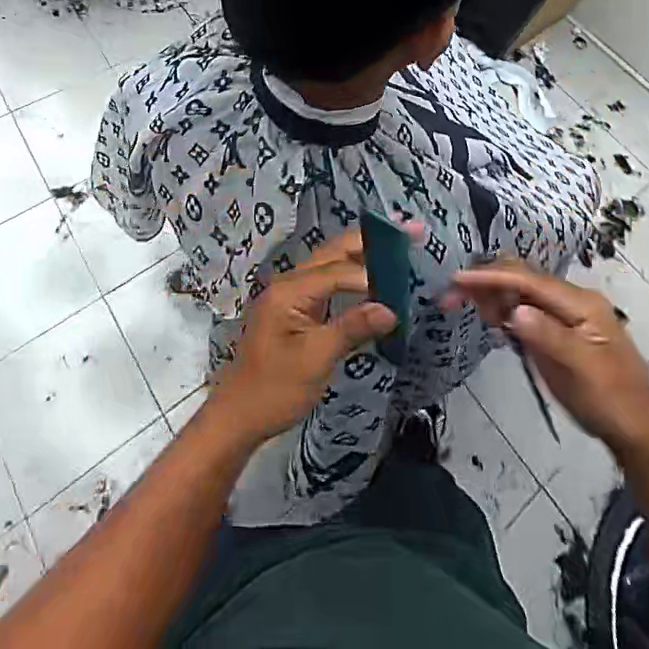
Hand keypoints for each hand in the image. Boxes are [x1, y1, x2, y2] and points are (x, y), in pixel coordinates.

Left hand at [198, 230, 396, 448]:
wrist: (238, 418)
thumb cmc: (274, 390)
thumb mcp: (315, 360)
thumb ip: (352, 328)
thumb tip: (391, 310)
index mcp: (289, 291)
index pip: (338, 270)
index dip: (372, 273)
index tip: (406, 281)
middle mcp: (289, 283)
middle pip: (334, 252)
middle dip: (371, 241)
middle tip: (410, 230)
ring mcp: (291, 295)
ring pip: (332, 263)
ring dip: (364, 254)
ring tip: (399, 246)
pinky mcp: (297, 309)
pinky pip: (329, 281)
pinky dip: (354, 275)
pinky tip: (375, 277)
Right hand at [449, 262, 648, 456]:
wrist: (635, 427)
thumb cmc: (612, 399)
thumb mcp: (582, 370)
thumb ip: (549, 337)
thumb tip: (515, 311)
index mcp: (581, 303)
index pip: (529, 281)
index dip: (492, 277)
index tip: (457, 281)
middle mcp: (571, 301)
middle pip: (522, 279)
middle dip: (486, 281)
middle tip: (450, 297)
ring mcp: (563, 314)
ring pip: (520, 292)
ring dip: (491, 293)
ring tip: (462, 305)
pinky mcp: (555, 330)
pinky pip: (524, 308)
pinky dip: (502, 307)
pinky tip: (487, 315)